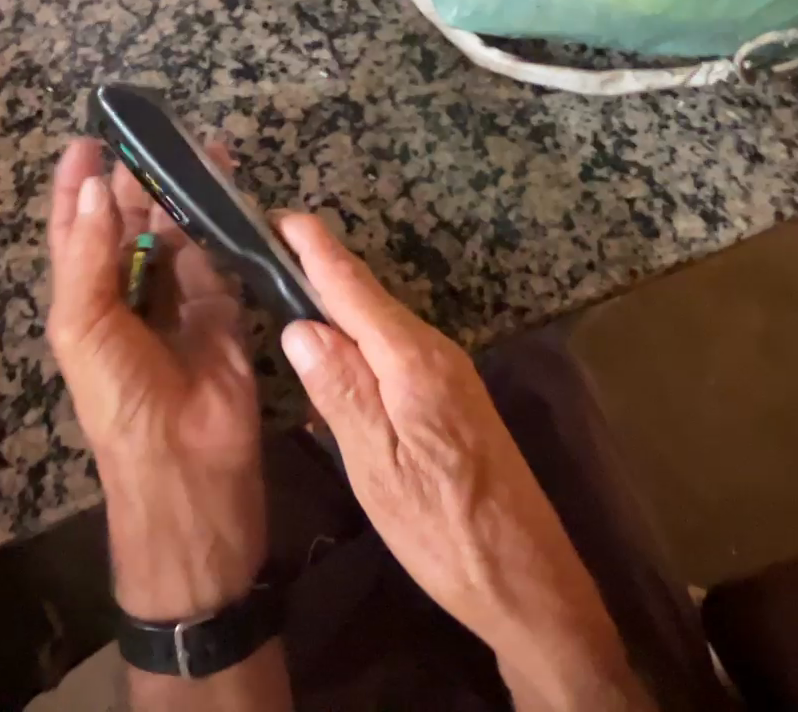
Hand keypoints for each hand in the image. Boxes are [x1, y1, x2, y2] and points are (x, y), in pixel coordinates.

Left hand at [46, 138, 264, 621]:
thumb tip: (96, 184)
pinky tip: (227, 194)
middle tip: (151, 134)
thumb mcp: (84, 326)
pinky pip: (220, 262)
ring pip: (177, 237)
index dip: (76, 187)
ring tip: (195, 150)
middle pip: (128, 226)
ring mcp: (178, 304)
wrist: (186, 469)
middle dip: (136, 181)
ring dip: (183, 198)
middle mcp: (129, 296)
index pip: (76, 231)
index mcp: (84, 300)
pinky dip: (222, 229)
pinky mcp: (223, 313)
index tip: (86, 140)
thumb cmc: (119, 399)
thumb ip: (88, 253)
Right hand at [273, 213, 651, 711]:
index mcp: (413, 363)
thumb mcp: (378, 469)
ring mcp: (449, 374)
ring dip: (337, 304)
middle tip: (267, 250)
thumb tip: (300, 325)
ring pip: (380, 325)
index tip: (280, 215)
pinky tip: (334, 353)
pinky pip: (393, 351)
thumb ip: (342, 392)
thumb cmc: (446, 532)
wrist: (530, 582)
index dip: (316, 249)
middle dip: (320, 269)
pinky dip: (358, 340)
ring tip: (288, 289)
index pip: (354, 289)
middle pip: (367, 299)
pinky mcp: (452, 398)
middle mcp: (435, 353)